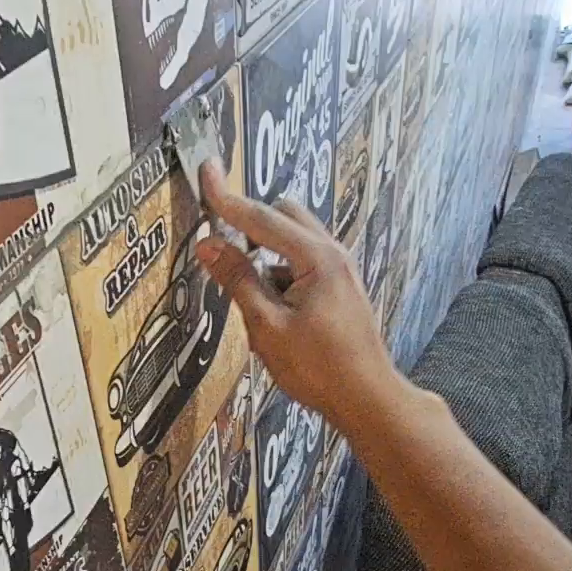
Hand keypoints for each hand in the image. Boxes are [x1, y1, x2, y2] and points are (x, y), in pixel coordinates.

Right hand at [194, 160, 403, 433]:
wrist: (366, 398)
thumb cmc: (317, 367)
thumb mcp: (267, 327)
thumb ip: (238, 280)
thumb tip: (208, 243)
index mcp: (316, 258)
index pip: (261, 217)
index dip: (227, 198)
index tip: (205, 171)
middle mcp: (332, 254)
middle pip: (284, 215)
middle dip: (251, 225)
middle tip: (225, 257)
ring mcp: (340, 270)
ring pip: (293, 241)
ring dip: (266, 256)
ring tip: (254, 305)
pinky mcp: (340, 288)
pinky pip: (303, 264)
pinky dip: (281, 275)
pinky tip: (274, 316)